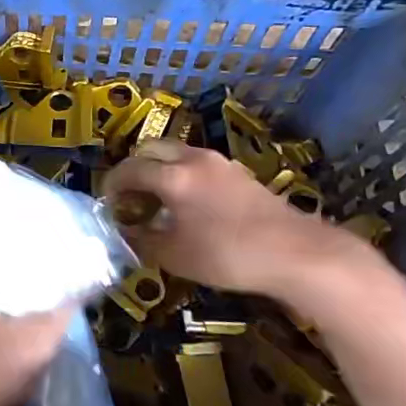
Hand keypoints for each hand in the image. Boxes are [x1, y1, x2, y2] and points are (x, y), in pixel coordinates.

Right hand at [102, 140, 371, 301]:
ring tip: (155, 201)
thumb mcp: (173, 255)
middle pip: (150, 149)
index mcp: (172, 176)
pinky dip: (181, 175)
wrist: (299, 255)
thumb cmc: (228, 255)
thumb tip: (124, 231)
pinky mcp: (239, 174)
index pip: (128, 169)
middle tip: (128, 196)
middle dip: (133, 169)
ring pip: (176, 154)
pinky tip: (186, 204)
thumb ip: (141, 239)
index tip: (106, 205)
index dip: (111, 186)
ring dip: (158, 170)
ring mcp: (219, 163)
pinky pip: (197, 164)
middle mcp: (193, 159)